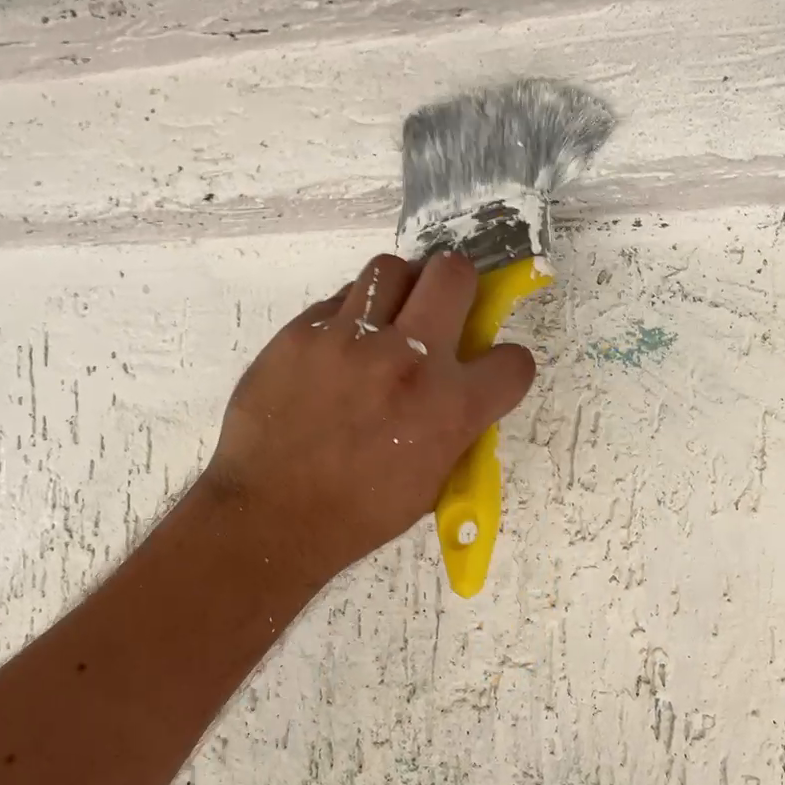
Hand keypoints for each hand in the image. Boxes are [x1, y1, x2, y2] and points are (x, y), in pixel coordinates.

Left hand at [191, 253, 536, 586]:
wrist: (271, 515)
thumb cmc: (359, 513)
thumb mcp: (432, 481)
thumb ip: (454, 427)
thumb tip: (459, 390)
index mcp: (450, 407)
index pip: (514, 360)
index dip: (505, 367)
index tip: (488, 373)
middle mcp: (408, 358)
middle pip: (454, 273)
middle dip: (457, 287)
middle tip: (441, 310)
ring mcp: (351, 338)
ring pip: (391, 268)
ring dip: (400, 290)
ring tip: (386, 321)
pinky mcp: (302, 332)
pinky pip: (338, 301)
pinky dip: (348, 319)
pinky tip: (338, 351)